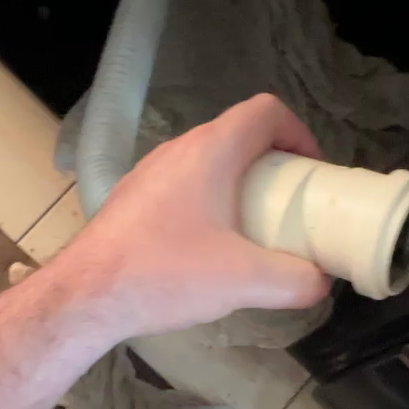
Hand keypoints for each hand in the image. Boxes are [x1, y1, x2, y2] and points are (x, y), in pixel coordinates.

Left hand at [48, 93, 330, 338]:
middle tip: (286, 212)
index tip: (310, 176)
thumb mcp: (244, 282)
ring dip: (236, 191)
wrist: (88, 295)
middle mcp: (178, 150)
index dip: (299, 135)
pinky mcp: (131, 202)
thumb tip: (319, 283)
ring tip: (248, 235)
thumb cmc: (167, 274)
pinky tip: (203, 253)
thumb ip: (294, 281)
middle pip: (238, 139)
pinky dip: (205, 209)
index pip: (267, 113)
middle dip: (271, 170)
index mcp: (211, 150)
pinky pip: (181, 191)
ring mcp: (149, 174)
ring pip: (207, 167)